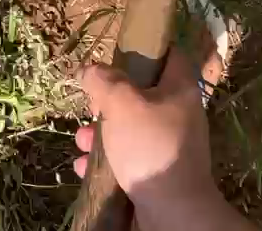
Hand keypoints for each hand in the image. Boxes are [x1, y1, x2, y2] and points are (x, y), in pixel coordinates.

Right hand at [74, 51, 249, 229]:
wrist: (173, 215)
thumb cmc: (149, 145)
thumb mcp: (120, 101)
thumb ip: (102, 79)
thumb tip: (90, 71)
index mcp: (179, 88)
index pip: (170, 53)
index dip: (147, 46)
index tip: (120, 49)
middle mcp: (179, 115)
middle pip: (142, 93)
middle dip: (110, 99)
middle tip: (91, 103)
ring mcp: (170, 147)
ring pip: (130, 128)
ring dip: (102, 132)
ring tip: (81, 140)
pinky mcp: (159, 174)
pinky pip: (129, 158)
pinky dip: (107, 160)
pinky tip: (85, 164)